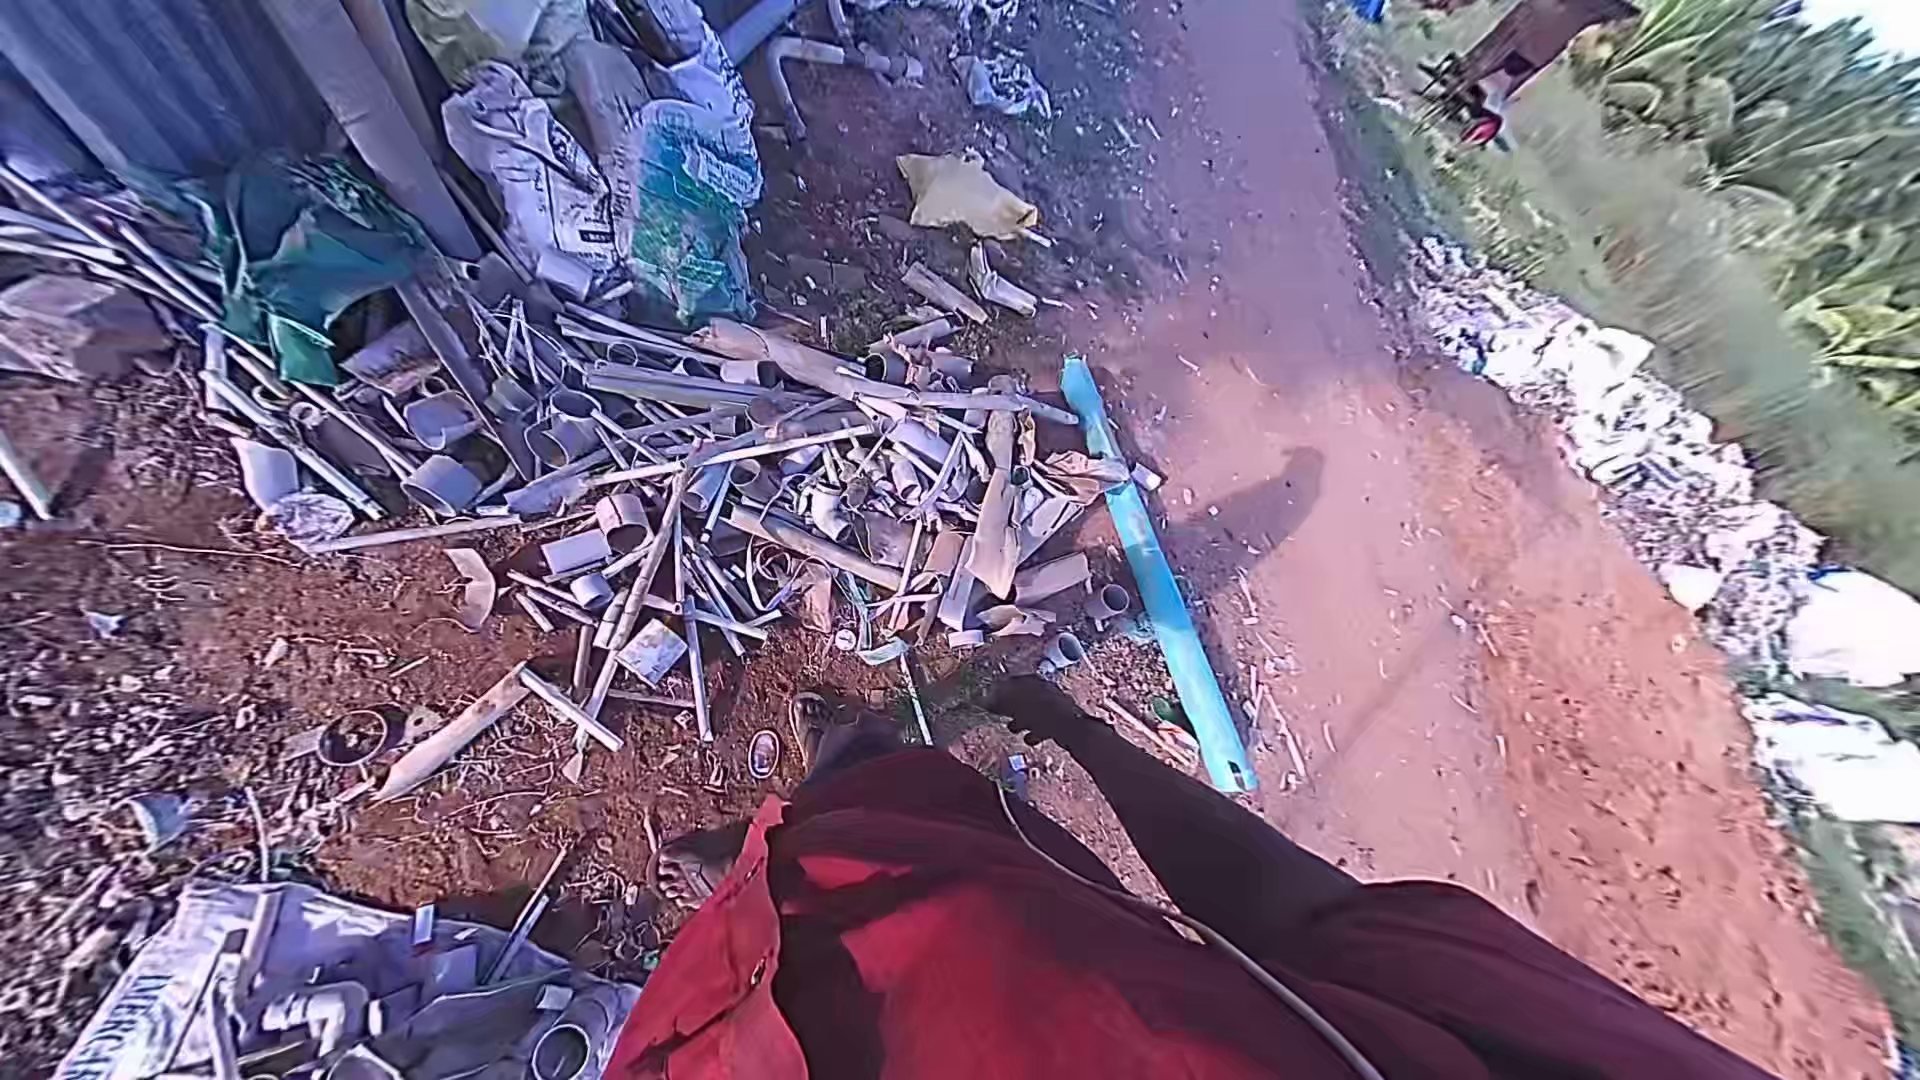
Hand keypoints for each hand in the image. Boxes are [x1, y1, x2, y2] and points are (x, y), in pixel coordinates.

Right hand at [987, 676, 1108, 750]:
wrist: (1071, 729)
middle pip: (1023, 697)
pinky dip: (1034, 730)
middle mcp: (1044, 690)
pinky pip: (1043, 723)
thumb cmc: (1042, 713)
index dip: (1000, 691)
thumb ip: (999, 702)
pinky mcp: (1060, 720)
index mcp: (1033, 681)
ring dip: (1022, 720)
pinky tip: (1029, 738)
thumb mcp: (1015, 707)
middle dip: (1011, 707)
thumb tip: (984, 701)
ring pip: (1032, 711)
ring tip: (1013, 728)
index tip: (991, 701)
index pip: (1012, 682)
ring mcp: (1053, 705)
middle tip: (1000, 714)